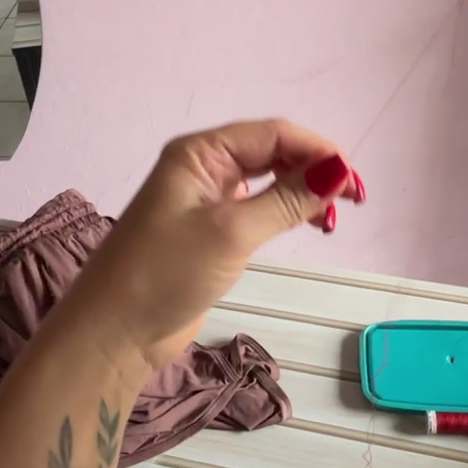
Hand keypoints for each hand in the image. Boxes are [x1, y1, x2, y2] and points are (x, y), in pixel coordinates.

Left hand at [55, 120, 364, 372]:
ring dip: (304, 192)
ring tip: (333, 220)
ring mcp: (207, 200)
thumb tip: (337, 170)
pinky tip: (308, 225)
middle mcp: (204, 168)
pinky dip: (287, 213)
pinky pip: (259, 208)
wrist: (114, 333)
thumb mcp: (231, 232)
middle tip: (354, 201)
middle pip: (273, 153)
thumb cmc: (165, 273)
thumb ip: (286, 199)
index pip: (272, 134)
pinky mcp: (211, 231)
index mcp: (200, 153)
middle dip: (315, 169)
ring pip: (268, 181)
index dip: (318, 150)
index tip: (353, 180)